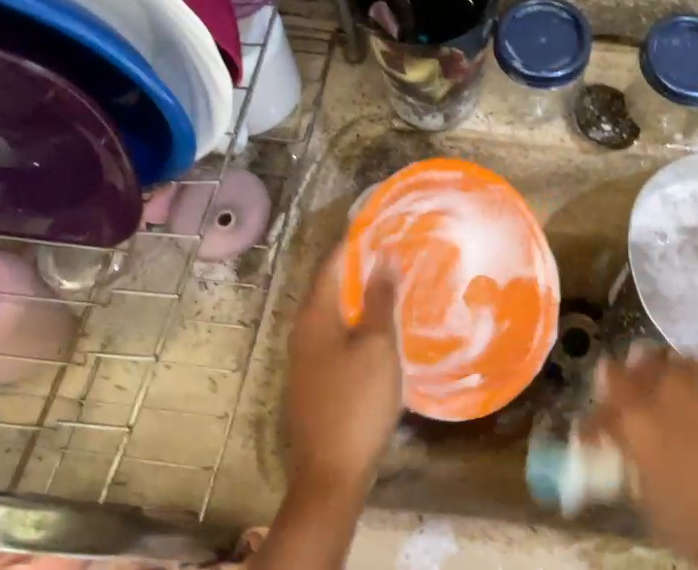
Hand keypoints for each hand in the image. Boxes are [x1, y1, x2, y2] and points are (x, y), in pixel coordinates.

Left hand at [281, 252, 402, 500]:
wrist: (331, 474)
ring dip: (360, 295)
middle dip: (359, 265)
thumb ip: (381, 300)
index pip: (332, 262)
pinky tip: (381, 327)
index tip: (382, 222)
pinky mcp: (315, 380)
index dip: (355, 240)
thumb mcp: (378, 346)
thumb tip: (385, 256)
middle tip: (394, 249)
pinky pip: (336, 334)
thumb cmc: (357, 404)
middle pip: (331, 285)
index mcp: (315, 315)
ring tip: (393, 281)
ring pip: (334, 312)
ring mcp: (305, 358)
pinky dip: (357, 320)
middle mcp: (303, 330)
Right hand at [590, 347, 697, 569]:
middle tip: (624, 406)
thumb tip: (624, 458)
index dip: (594, 420)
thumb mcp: (654, 509)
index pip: (601, 405)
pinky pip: (697, 368)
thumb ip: (632, 472)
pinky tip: (694, 400)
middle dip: (622, 385)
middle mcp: (664, 388)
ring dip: (655, 374)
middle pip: (631, 368)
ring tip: (658, 395)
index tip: (592, 435)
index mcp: (637, 421)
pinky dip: (687, 378)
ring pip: (665, 360)